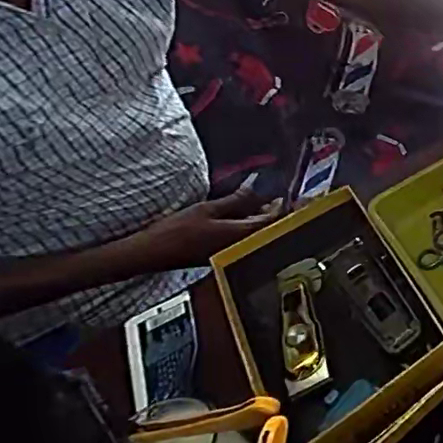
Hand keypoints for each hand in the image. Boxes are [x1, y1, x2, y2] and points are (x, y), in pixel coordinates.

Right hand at [126, 188, 284, 270]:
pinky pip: (245, 239)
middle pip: (267, 229)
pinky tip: (246, 216)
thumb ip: (236, 200)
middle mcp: (239, 247)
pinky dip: (250, 226)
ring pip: (257, 234)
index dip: (285, 208)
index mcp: (239, 235)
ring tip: (265, 203)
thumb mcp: (207, 209)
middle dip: (276, 213)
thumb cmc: (175, 231)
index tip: (292, 196)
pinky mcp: (223, 255)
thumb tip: (255, 188)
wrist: (150, 253)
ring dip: (263, 219)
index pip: (273, 221)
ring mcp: (231, 253)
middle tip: (281, 197)